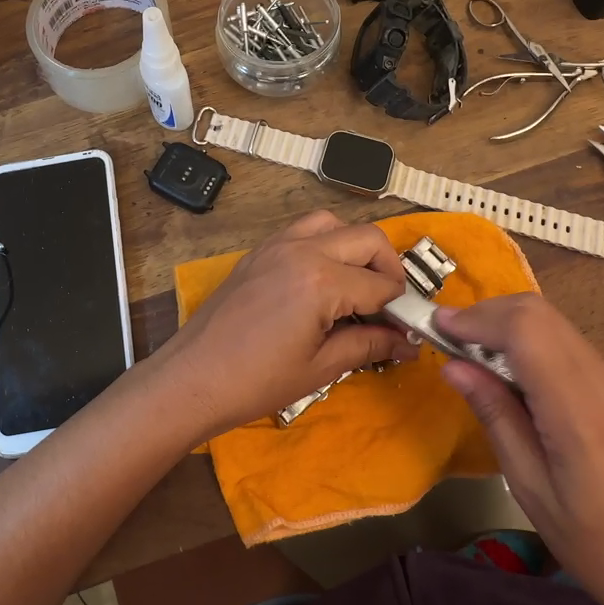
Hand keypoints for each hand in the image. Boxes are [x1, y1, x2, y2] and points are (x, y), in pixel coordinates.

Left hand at [151, 211, 416, 435]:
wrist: (194, 377)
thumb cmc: (258, 381)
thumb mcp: (321, 367)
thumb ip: (368, 345)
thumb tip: (408, 343)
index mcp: (321, 280)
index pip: (380, 285)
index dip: (401, 307)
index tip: (408, 327)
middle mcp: (302, 250)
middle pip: (366, 238)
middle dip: (388, 267)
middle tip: (389, 304)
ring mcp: (276, 245)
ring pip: (332, 223)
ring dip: (354, 246)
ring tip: (357, 285)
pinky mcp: (258, 251)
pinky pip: (301, 231)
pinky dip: (323, 243)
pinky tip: (322, 280)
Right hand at [438, 296, 603, 604]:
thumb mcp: (535, 493)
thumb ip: (497, 418)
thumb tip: (456, 367)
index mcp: (582, 406)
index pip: (525, 325)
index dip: (476, 316)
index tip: (438, 326)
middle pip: (541, 314)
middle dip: (490, 316)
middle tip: (453, 341)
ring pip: (561, 332)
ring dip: (516, 334)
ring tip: (484, 368)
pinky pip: (581, 357)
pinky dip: (542, 355)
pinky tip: (529, 393)